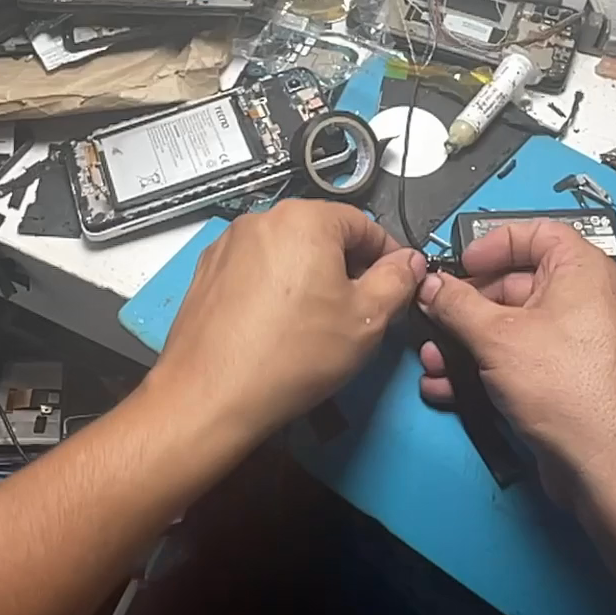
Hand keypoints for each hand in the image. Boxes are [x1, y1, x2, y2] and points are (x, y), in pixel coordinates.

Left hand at [150, 200, 424, 438]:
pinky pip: (255, 269)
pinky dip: (273, 287)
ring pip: (287, 252)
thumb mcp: (366, 320)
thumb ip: (396, 280)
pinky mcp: (207, 271)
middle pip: (322, 234)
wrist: (210, 395)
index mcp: (304, 219)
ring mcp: (228, 244)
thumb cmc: (293, 355)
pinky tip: (276, 326)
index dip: (387, 256)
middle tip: (358, 310)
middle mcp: (262, 219)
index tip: (395, 285)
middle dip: (346, 267)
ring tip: (315, 323)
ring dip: (308, 277)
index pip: (364, 224)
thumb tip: (408, 261)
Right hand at [416, 220, 615, 498]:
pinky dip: (487, 369)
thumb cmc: (567, 388)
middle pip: (517, 285)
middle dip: (466, 306)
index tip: (459, 265)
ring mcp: (580, 346)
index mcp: (584, 272)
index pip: (537, 233)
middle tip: (432, 320)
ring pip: (513, 329)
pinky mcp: (570, 384)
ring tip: (432, 362)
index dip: (493, 244)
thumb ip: (456, 304)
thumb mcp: (498, 337)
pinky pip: (523, 362)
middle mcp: (588, 302)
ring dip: (467, 343)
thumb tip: (429, 284)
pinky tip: (449, 388)